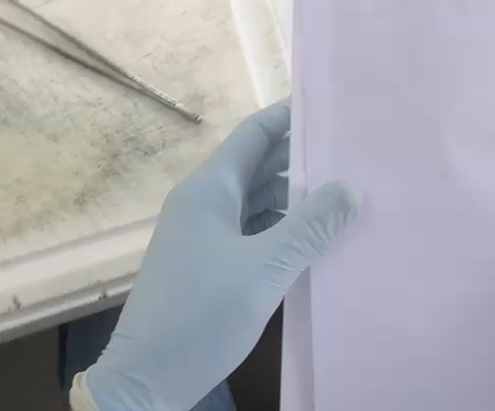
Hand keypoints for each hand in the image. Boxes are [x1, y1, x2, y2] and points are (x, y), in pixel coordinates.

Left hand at [77, 102, 358, 410]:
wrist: (144, 383)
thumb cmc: (200, 315)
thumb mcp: (264, 270)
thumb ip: (309, 227)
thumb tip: (351, 188)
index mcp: (210, 187)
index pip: (255, 133)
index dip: (290, 117)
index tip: (332, 111)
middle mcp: (205, 200)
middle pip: (258, 164)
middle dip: (301, 160)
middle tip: (351, 156)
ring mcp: (203, 232)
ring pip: (255, 200)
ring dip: (293, 199)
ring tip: (342, 199)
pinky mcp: (207, 262)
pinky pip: (250, 229)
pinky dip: (279, 228)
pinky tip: (312, 241)